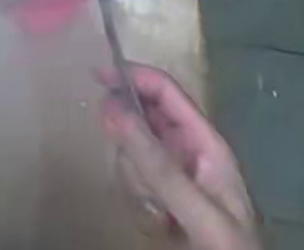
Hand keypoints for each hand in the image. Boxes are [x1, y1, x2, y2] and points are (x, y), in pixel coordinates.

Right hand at [100, 63, 258, 249]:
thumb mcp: (200, 214)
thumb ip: (159, 166)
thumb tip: (115, 109)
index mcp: (206, 142)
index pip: (166, 91)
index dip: (133, 76)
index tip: (97, 77)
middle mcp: (189, 153)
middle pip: (144, 118)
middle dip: (130, 139)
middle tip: (125, 160)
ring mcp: (175, 178)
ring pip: (133, 151)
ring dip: (135, 178)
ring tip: (158, 215)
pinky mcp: (163, 202)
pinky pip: (134, 181)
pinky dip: (137, 200)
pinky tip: (158, 226)